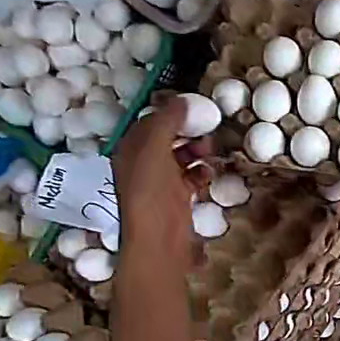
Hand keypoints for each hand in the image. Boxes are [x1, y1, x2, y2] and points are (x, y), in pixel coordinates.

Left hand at [112, 100, 209, 265]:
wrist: (158, 240)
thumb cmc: (150, 190)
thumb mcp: (154, 147)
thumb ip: (167, 121)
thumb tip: (181, 100)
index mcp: (130, 150)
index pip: (149, 123)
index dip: (170, 114)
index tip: (193, 107)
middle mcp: (142, 165)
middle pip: (167, 139)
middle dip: (187, 131)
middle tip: (206, 128)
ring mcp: (160, 183)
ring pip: (180, 157)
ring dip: (196, 150)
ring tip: (209, 150)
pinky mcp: (177, 199)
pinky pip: (191, 177)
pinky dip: (201, 172)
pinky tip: (208, 172)